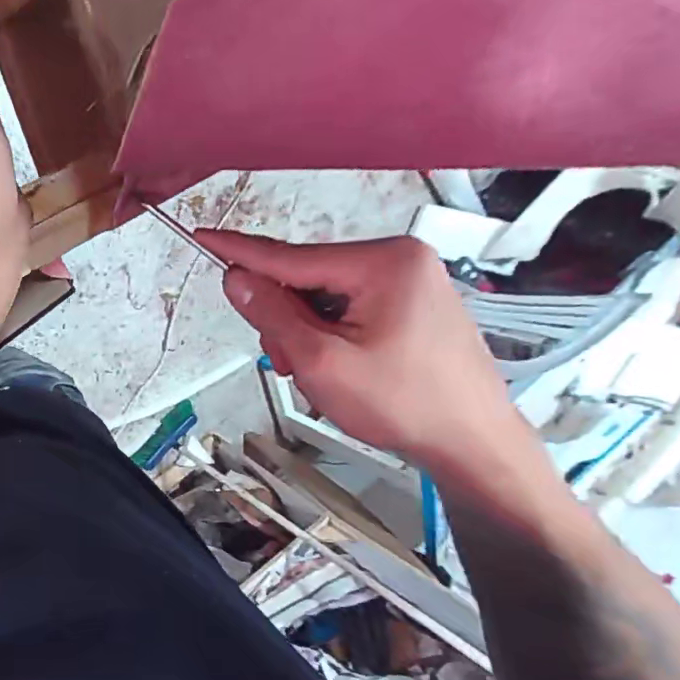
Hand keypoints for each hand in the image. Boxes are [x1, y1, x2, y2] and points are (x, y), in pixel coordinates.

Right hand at [195, 230, 537, 477]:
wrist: (473, 442)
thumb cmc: (407, 404)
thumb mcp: (323, 362)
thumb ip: (273, 315)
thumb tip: (238, 278)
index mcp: (384, 262)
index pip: (292, 255)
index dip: (241, 252)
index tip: (206, 237)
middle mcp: (401, 260)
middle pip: (311, 280)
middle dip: (288, 322)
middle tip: (286, 365)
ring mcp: (412, 283)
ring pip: (330, 300)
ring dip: (311, 336)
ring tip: (323, 378)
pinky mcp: (414, 307)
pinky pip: (355, 311)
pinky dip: (335, 339)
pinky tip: (342, 371)